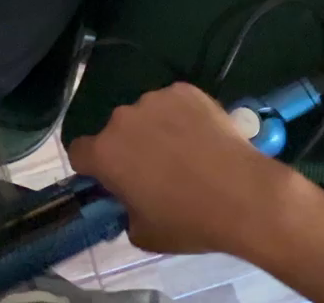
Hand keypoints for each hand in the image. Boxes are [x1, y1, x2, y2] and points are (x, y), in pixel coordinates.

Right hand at [67, 83, 307, 255]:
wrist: (245, 196)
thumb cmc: (191, 221)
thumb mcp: (146, 234)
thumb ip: (125, 212)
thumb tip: (129, 201)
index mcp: (106, 153)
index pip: (78, 152)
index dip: (92, 167)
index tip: (111, 179)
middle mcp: (122, 119)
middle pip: (116, 132)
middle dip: (130, 148)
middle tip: (158, 171)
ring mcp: (153, 99)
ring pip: (146, 115)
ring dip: (156, 130)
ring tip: (187, 153)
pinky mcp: (183, 90)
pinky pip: (174, 103)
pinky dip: (183, 116)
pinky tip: (204, 138)